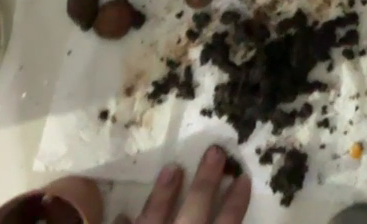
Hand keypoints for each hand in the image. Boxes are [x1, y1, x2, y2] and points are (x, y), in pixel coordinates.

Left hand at [126, 146, 249, 223]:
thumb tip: (229, 212)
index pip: (227, 223)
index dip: (236, 202)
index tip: (244, 177)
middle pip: (196, 210)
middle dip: (205, 181)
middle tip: (214, 150)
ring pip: (156, 218)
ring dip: (163, 194)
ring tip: (171, 167)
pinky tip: (122, 214)